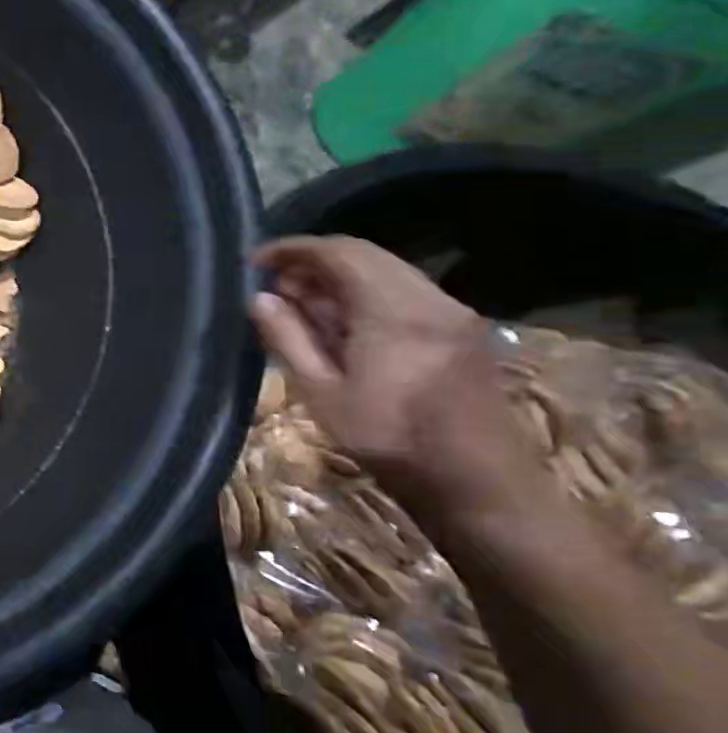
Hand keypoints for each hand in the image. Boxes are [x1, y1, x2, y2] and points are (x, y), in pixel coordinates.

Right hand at [248, 236, 536, 519]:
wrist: (478, 482)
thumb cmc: (389, 439)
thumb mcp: (321, 392)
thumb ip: (287, 338)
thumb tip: (259, 298)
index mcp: (395, 312)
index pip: (340, 253)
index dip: (293, 249)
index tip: (254, 263)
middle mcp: (431, 300)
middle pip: (366, 255)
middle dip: (313, 262)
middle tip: (272, 287)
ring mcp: (453, 314)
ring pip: (386, 271)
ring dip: (337, 278)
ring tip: (298, 305)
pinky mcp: (461, 331)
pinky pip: (403, 291)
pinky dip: (363, 293)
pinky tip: (339, 323)